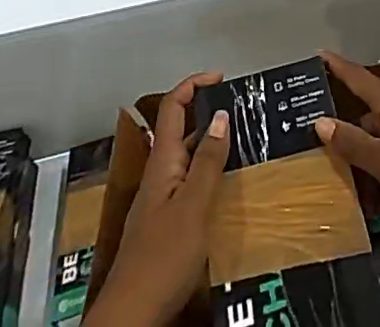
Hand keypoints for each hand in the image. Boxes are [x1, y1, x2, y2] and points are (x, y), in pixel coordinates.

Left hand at [86, 72, 229, 326]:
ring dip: (212, 140)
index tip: (222, 77)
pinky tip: (231, 180)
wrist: (133, 314)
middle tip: (244, 107)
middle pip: (181, 127)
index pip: (173, 107)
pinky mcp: (168, 218)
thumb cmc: (163, 256)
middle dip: (208, 110)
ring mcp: (163, 196)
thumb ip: (208, 161)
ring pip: (188, 155)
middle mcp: (160, 172)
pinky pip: (191, 180)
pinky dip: (211, 169)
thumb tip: (221, 114)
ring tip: (246, 137)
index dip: (194, 84)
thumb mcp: (193, 206)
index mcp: (163, 161)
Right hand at [313, 50, 379, 235]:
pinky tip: (372, 207)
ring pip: (374, 146)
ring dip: (360, 168)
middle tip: (315, 154)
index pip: (359, 78)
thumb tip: (321, 121)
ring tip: (343, 192)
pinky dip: (378, 180)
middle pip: (362, 119)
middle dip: (342, 140)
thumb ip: (353, 142)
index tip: (317, 54)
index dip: (337, 66)